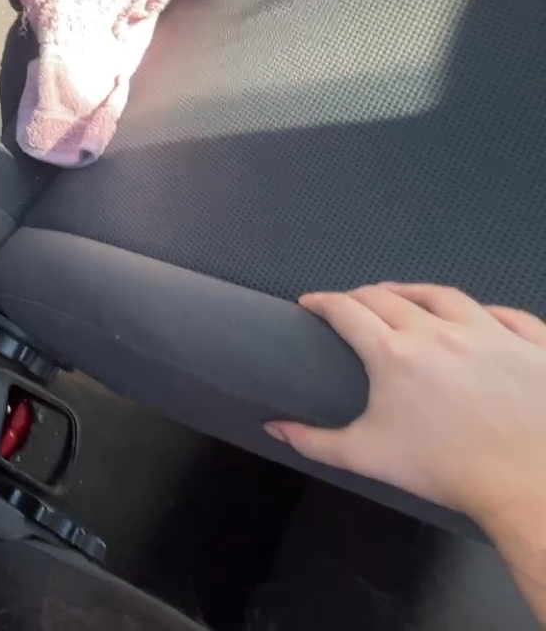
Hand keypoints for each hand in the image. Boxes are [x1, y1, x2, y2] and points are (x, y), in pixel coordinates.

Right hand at [266, 283, 545, 525]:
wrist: (540, 497)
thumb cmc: (449, 472)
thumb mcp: (367, 456)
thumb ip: (311, 440)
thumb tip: (271, 428)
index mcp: (392, 353)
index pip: (343, 308)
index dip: (319, 302)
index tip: (310, 305)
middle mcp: (440, 335)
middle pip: (387, 297)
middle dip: (359, 296)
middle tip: (349, 307)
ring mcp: (497, 340)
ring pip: (445, 296)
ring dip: (415, 293)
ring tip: (405, 299)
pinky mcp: (542, 352)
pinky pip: (513, 317)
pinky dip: (488, 311)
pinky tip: (478, 317)